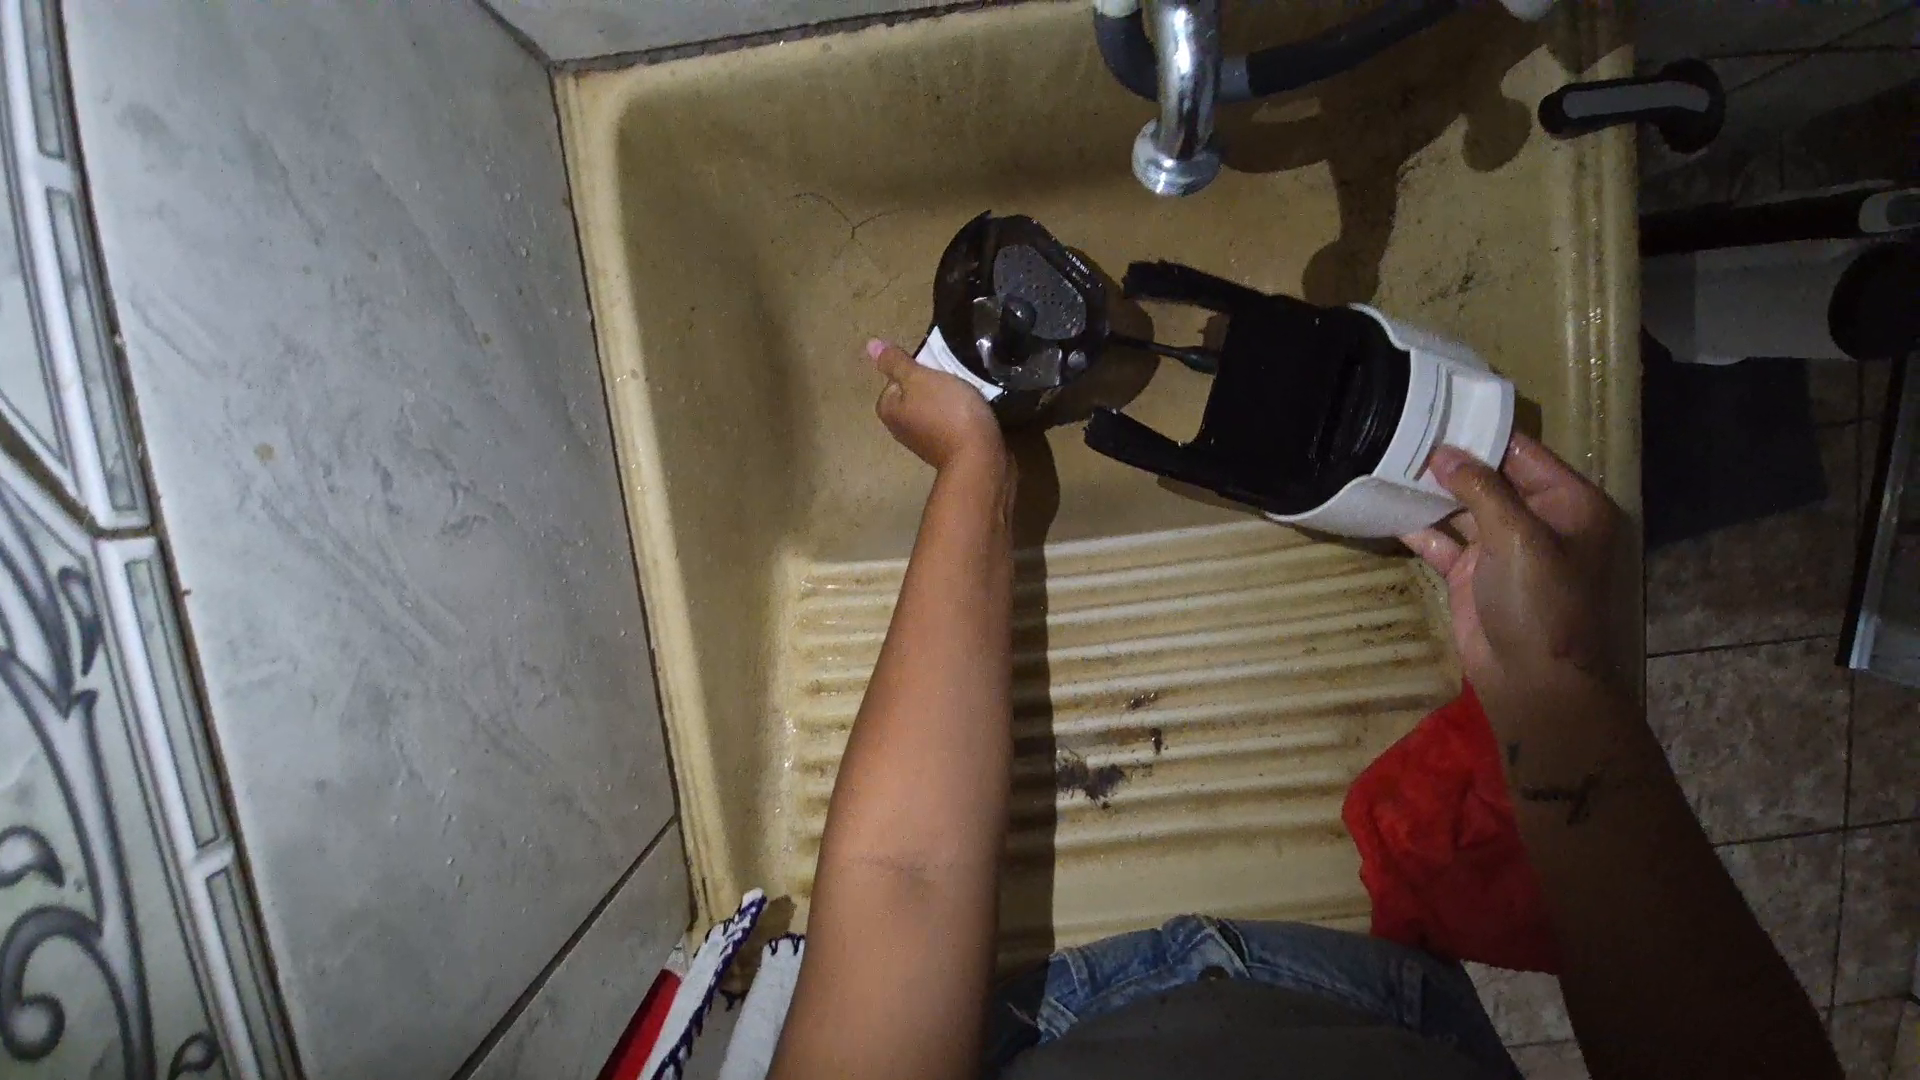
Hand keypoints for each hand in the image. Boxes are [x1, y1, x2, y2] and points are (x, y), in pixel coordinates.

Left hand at [869, 339, 1005, 471]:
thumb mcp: (919, 379)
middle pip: (916, 393)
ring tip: (969, 393)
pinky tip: (974, 412)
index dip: (917, 369)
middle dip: (935, 384)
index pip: (896, 377)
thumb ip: (896, 362)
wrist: (979, 457)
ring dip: (950, 399)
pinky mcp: (946, 450)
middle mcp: (900, 429)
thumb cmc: (948, 413)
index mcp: (889, 410)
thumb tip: (870, 345)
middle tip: (955, 379)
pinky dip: (960, 416)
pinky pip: (950, 423)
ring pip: (935, 408)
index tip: (937, 370)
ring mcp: (923, 442)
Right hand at [1401, 433, 1629, 717]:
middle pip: (1488, 479)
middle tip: (1401, 434)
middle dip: (1449, 462)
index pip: (1523, 454)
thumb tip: (1443, 454)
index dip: (1483, 433)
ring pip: (1460, 509)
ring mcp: (1502, 549)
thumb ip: (1482, 491)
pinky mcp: (1471, 574)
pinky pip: (1440, 541)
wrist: (1533, 678)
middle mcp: (1536, 521)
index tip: (1439, 410)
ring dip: (1428, 494)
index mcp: (1568, 505)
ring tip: (1385, 464)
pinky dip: (1415, 528)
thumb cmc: (1543, 603)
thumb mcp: (1519, 538)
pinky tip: (1384, 510)